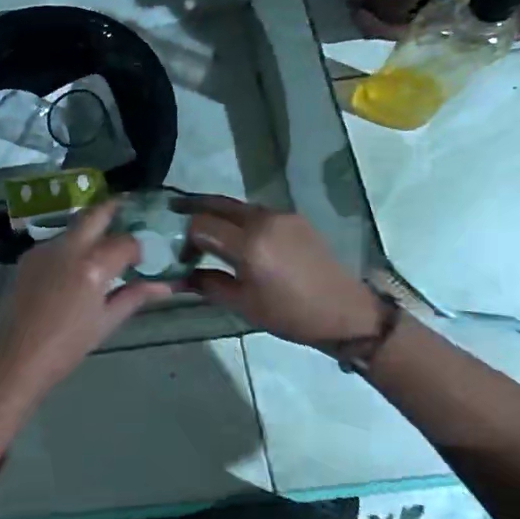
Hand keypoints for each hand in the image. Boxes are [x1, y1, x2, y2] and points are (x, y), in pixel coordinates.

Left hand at [0, 199, 172, 398]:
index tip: (142, 259)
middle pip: (94, 215)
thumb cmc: (67, 346)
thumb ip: (134, 297)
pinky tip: (74, 266)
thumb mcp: (106, 323)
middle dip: (112, 209)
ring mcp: (44, 249)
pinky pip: (56, 243)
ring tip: (102, 245)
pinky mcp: (28, 256)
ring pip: (73, 228)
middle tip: (127, 209)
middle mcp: (68, 248)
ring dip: (90, 230)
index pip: (125, 242)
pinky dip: (70, 247)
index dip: (138, 248)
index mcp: (92, 266)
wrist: (17, 357)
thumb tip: (164, 287)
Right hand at [178, 195, 384, 347]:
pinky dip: (239, 218)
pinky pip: (257, 211)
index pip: (201, 225)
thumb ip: (207, 284)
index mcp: (249, 243)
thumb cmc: (290, 314)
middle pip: (217, 204)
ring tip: (204, 225)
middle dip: (193, 208)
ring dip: (217, 212)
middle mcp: (263, 220)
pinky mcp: (294, 218)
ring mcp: (281, 215)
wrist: (345, 312)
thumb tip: (180, 278)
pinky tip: (237, 234)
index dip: (186, 239)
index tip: (184, 258)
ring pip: (237, 205)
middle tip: (173, 209)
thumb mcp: (243, 304)